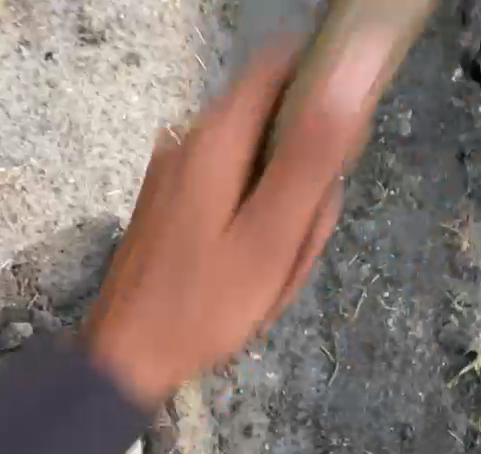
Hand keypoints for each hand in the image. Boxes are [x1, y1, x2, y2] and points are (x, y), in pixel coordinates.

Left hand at [84, 39, 397, 407]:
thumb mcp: (269, 239)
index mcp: (216, 139)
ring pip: (255, 174)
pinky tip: (244, 281)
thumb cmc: (201, 307)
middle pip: (273, 130)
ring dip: (278, 222)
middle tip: (292, 249)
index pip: (284, 67)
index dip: (323, 96)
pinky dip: (249, 237)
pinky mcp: (169, 210)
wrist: (126, 361)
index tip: (336, 157)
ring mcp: (175, 178)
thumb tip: (354, 66)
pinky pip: (229, 204)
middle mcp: (190, 143)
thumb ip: (311, 156)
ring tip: (266, 279)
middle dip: (301, 185)